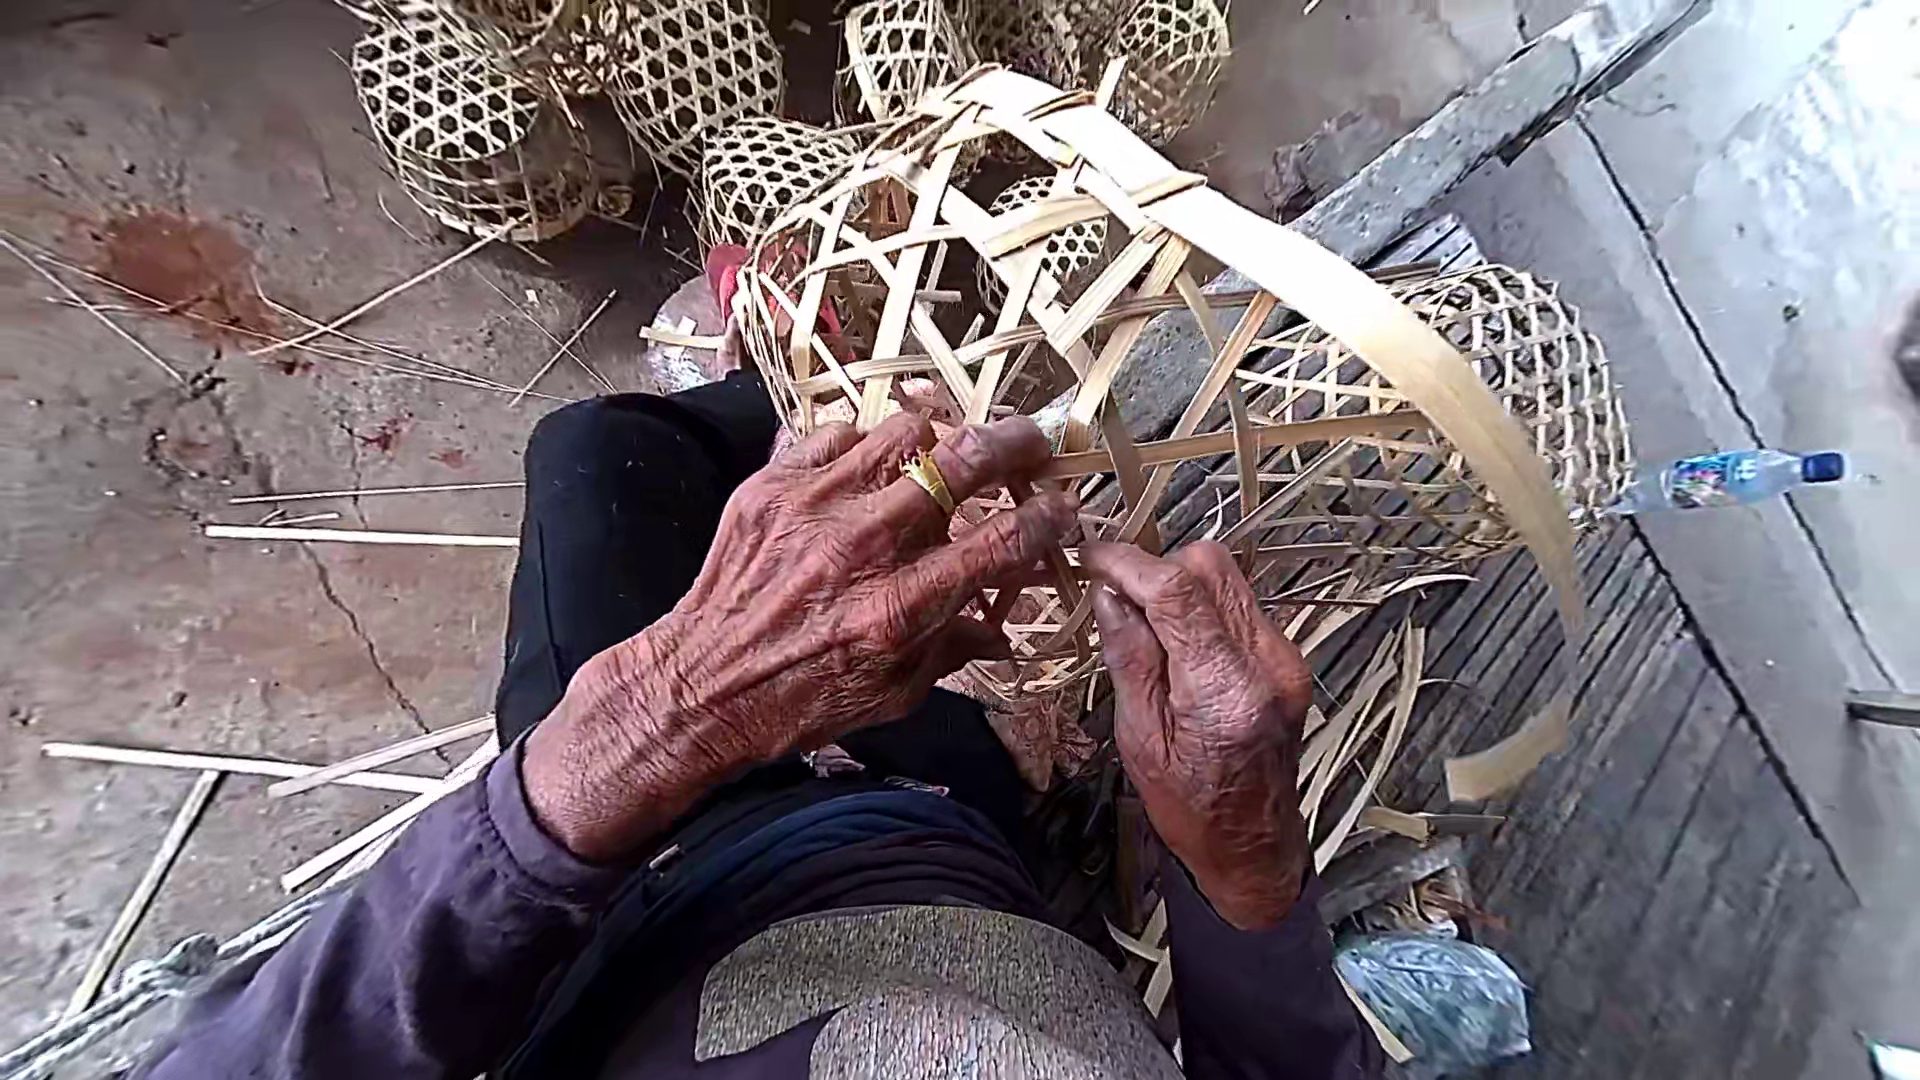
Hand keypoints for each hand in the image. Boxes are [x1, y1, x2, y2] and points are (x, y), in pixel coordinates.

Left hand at [523, 413, 1077, 860]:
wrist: (700, 685)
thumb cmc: (803, 699)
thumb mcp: (895, 693)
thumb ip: (955, 647)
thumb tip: (1002, 623)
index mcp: (901, 606)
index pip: (1001, 542)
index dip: (1046, 519)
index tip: (1060, 510)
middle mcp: (864, 544)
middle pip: (962, 461)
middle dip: (1015, 443)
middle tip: (1031, 442)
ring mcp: (813, 502)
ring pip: (904, 429)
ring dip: (940, 438)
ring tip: (944, 455)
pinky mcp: (771, 483)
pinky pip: (838, 433)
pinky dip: (866, 447)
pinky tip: (867, 472)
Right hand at [1082, 540, 1313, 929]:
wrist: (1253, 844)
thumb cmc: (1187, 805)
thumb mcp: (1138, 736)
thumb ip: (1128, 657)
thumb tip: (1108, 594)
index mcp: (1224, 690)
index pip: (1176, 592)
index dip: (1126, 562)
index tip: (1089, 557)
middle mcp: (1267, 661)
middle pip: (1208, 566)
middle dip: (1152, 566)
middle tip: (1114, 593)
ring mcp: (1284, 655)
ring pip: (1225, 574)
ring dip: (1174, 580)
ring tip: (1142, 617)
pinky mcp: (1285, 655)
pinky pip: (1235, 599)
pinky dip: (1195, 599)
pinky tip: (1173, 634)